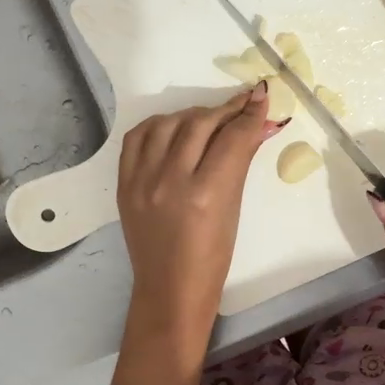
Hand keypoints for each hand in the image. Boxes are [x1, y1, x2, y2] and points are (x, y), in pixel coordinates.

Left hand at [117, 83, 277, 330]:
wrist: (170, 288)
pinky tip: (174, 126)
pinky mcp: (124, 183)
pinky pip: (137, 137)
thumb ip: (240, 162)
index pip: (232, 139)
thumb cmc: (212, 257)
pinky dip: (158, 125)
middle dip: (226, 110)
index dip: (250, 114)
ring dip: (194, 115)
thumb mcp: (234, 209)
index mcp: (206, 194)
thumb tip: (257, 125)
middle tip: (242, 104)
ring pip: (169, 124)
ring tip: (210, 118)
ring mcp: (142, 181)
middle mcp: (171, 182)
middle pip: (200, 125)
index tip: (261, 97)